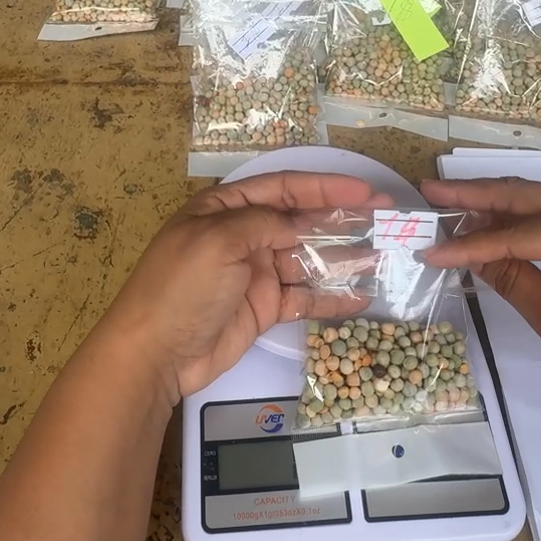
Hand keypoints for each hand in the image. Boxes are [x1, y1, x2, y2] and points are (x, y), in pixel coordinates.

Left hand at [93, 172, 382, 404]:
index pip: (283, 187)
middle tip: (386, 216)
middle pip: (301, 220)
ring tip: (383, 253)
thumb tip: (295, 225)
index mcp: (226, 209)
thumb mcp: (218, 240)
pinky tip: (361, 297)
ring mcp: (255, 273)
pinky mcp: (264, 307)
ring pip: (308, 258)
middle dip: (342, 216)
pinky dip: (331, 297)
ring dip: (344, 255)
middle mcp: (244, 236)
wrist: (154, 354)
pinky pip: (304, 296)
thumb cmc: (181, 287)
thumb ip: (263, 223)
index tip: (364, 190)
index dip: (324, 186)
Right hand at [421, 177, 540, 411]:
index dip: (469, 243)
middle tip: (429, 189)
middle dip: (474, 194)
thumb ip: (513, 280)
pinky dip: (519, 221)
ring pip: (538, 202)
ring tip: (449, 201)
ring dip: (494, 204)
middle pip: (524, 196)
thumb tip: (471, 254)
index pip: (516, 232)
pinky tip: (492, 225)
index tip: (429, 250)